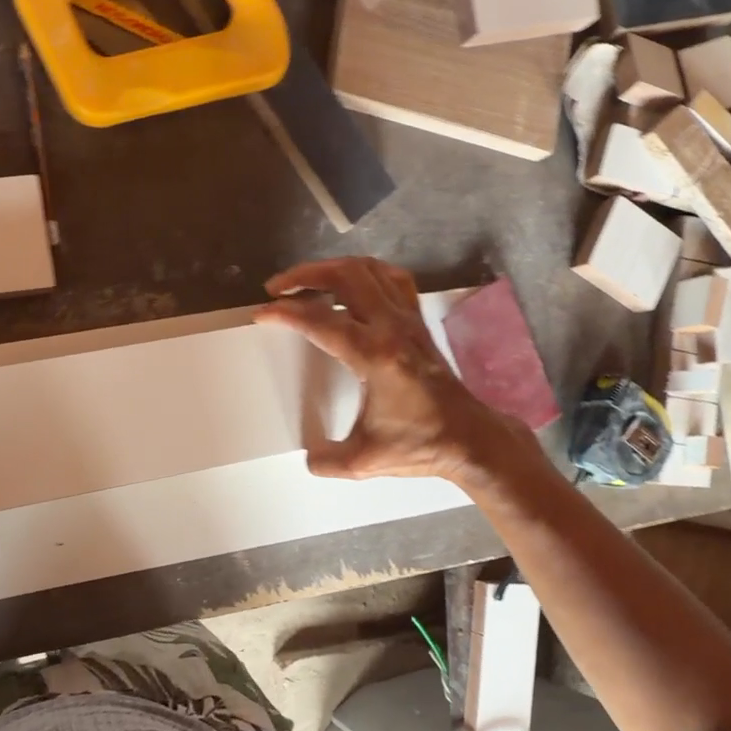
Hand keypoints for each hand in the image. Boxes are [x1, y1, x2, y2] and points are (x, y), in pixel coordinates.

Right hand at [257, 257, 531, 487]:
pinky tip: (350, 285)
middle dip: (305, 274)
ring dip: (333, 268)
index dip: (285, 313)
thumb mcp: (362, 462)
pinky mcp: (418, 322)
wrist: (469, 438)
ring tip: (307, 280)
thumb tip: (309, 455)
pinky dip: (365, 273)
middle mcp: (392, 328)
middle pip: (345, 276)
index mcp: (374, 357)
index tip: (261, 314)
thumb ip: (325, 460)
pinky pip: (392, 279)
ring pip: (369, 269)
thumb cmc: (418, 446)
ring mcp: (409, 320)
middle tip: (278, 287)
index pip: (321, 321)